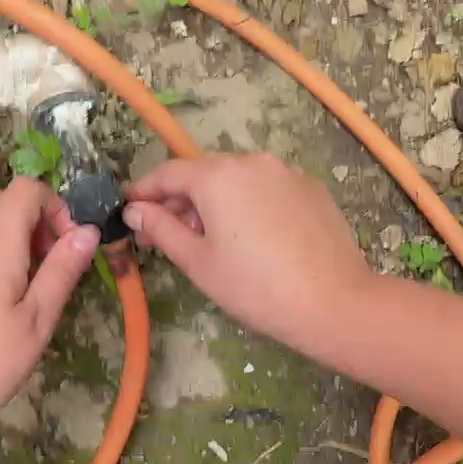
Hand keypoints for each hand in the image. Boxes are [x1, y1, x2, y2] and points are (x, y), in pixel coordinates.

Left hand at [0, 177, 97, 439]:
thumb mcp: (37, 321)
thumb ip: (62, 272)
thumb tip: (88, 232)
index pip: (25, 190)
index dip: (56, 205)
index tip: (71, 245)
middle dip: (33, 214)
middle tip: (51, 254)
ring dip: (16, 236)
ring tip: (36, 281)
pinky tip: (11, 301)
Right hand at [123, 153, 376, 351]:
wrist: (333, 302)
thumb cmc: (255, 287)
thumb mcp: (198, 262)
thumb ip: (162, 229)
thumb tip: (135, 210)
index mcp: (219, 175)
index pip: (168, 173)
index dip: (144, 192)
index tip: (129, 212)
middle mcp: (253, 161)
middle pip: (204, 174)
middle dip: (180, 202)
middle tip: (164, 238)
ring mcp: (288, 173)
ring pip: (238, 181)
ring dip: (215, 204)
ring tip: (209, 243)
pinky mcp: (312, 189)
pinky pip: (268, 190)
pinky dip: (249, 206)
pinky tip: (252, 241)